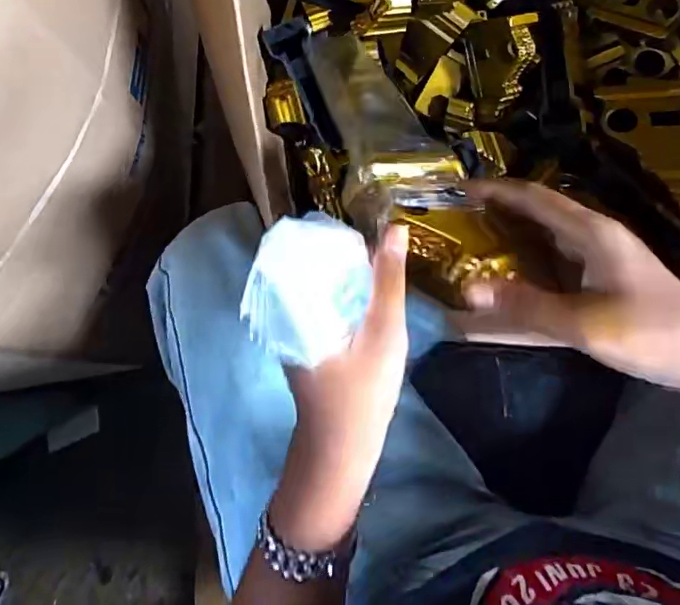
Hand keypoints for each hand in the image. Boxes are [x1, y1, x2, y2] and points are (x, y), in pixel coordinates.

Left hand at [268, 224, 408, 551]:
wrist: (340, 451)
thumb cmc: (361, 391)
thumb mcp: (384, 331)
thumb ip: (388, 280)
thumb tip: (394, 228)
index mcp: (293, 297)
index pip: (302, 246)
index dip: (331, 234)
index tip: (360, 233)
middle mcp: (284, 306)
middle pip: (309, 263)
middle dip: (339, 253)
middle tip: (372, 250)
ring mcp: (292, 324)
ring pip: (315, 283)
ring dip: (340, 273)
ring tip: (370, 266)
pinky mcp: (303, 338)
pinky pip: (318, 301)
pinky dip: (338, 292)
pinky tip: (361, 295)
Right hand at [462, 179, 679, 393]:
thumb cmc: (654, 334)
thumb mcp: (586, 324)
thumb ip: (526, 307)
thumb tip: (466, 290)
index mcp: (590, 231)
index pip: (531, 196)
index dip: (492, 189)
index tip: (455, 190)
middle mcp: (590, 236)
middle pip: (534, 212)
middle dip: (494, 211)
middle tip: (454, 219)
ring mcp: (597, 258)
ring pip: (542, 237)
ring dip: (509, 237)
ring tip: (470, 243)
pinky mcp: (601, 281)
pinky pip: (553, 264)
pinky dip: (526, 264)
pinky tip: (508, 280)